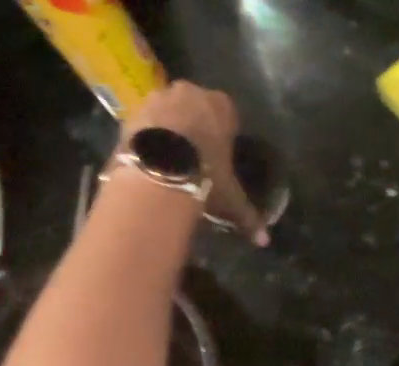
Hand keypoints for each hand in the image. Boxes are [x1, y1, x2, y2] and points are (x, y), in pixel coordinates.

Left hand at [122, 81, 269, 244]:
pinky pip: (144, 121)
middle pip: (195, 107)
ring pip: (167, 110)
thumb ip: (247, 215)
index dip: (223, 134)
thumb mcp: (229, 197)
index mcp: (221, 106)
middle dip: (194, 126)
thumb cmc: (205, 176)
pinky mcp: (134, 109)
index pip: (227, 115)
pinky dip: (146, 135)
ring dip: (168, 128)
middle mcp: (190, 92)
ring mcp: (159, 96)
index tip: (219, 155)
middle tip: (193, 157)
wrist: (158, 169)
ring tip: (168, 160)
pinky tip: (148, 159)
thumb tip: (265, 241)